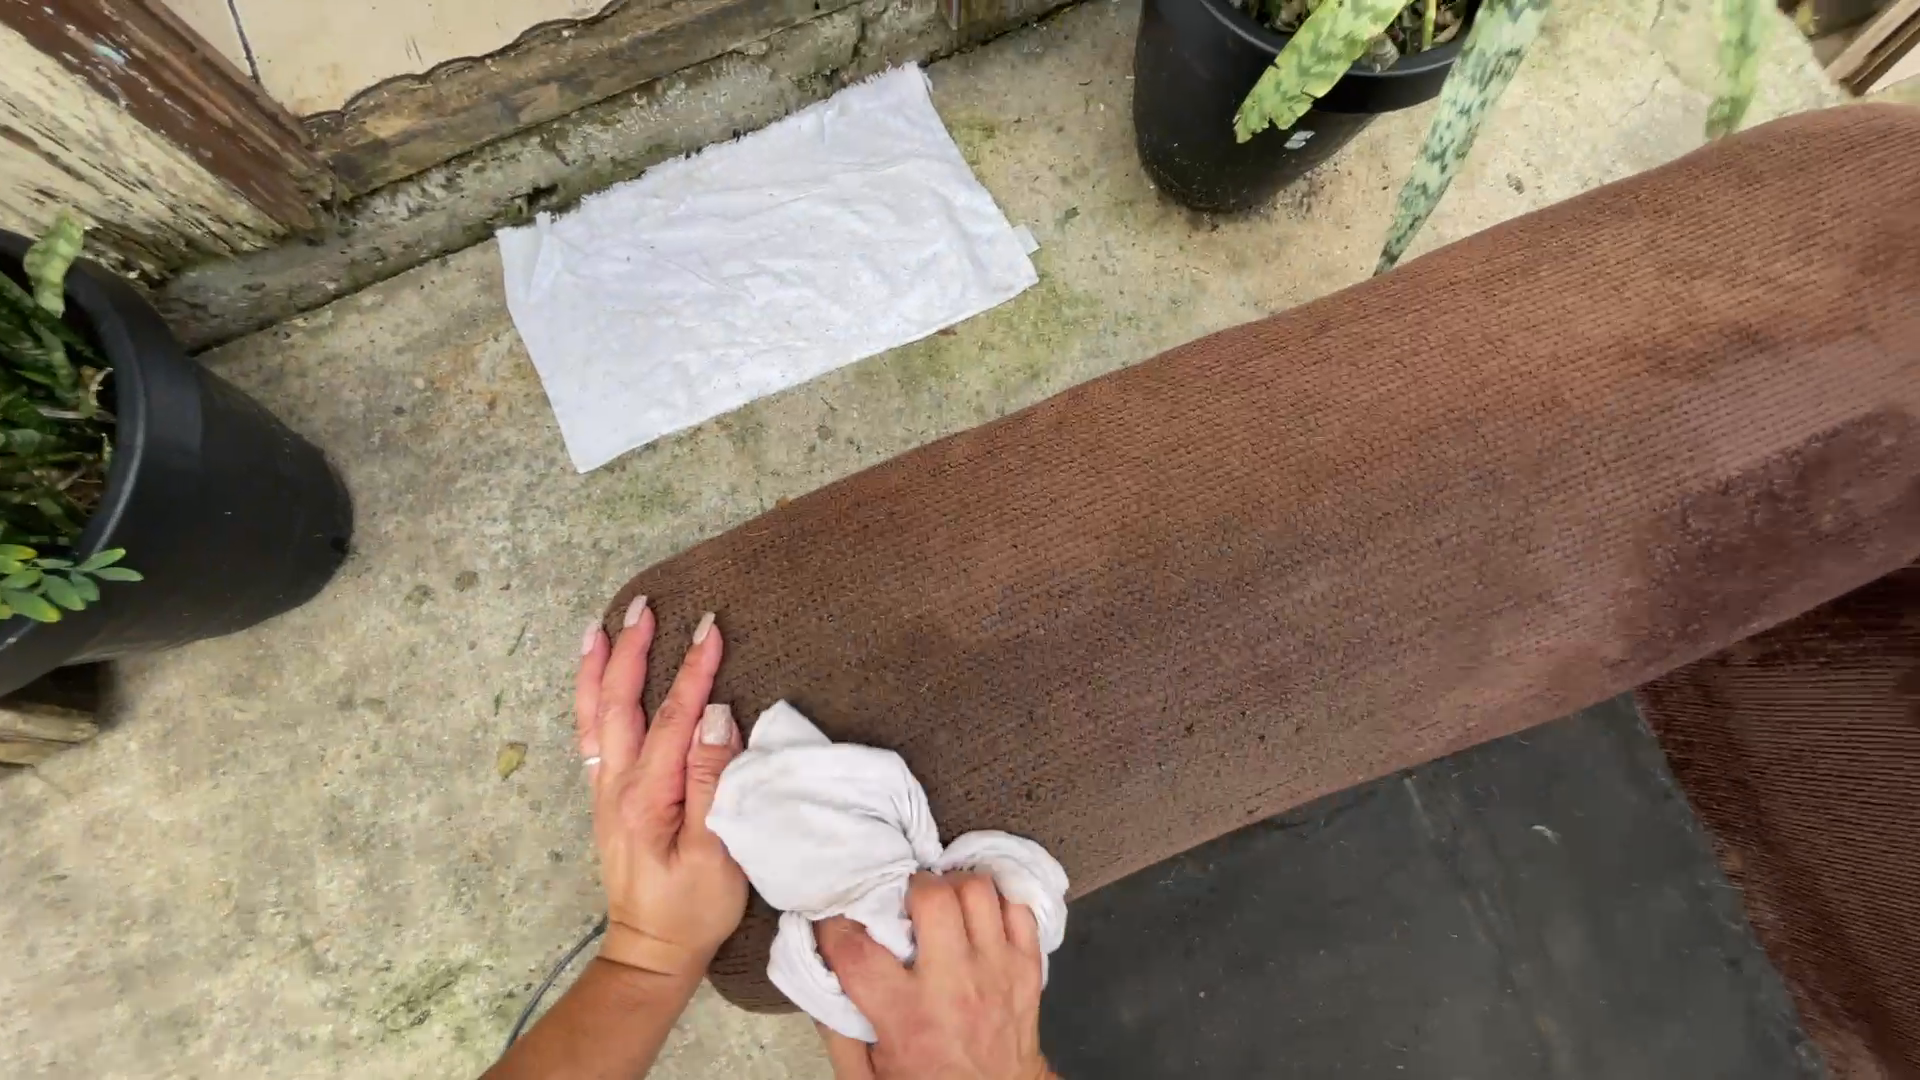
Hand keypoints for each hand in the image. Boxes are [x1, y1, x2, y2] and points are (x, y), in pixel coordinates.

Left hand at [575, 597, 745, 981]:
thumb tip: (715, 713)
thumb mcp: (717, 849)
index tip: (711, 627)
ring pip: (595, 714)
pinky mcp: (608, 796)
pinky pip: (594, 733)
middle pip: (619, 703)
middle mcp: (617, 784)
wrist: (650, 950)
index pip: (673, 716)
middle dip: (632, 650)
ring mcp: (606, 789)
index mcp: (646, 795)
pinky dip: (591, 696)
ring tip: (601, 626)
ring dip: (599, 666)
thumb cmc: (693, 905)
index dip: (693, 669)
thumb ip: (712, 778)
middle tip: (644, 607)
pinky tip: (596, 678)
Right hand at [815, 873, 1053, 1079]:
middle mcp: (955, 986)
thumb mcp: (867, 1077)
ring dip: (954, 886)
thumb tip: (816, 970)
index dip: (835, 926)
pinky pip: (1018, 906)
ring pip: (978, 891)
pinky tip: (977, 913)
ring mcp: (997, 971)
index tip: (833, 919)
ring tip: (942, 900)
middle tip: (904, 899)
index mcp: (908, 1017)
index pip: (858, 952)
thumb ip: (837, 1027)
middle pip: (933, 898)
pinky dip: (997, 901)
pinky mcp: (1027, 966)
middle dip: (911, 886)